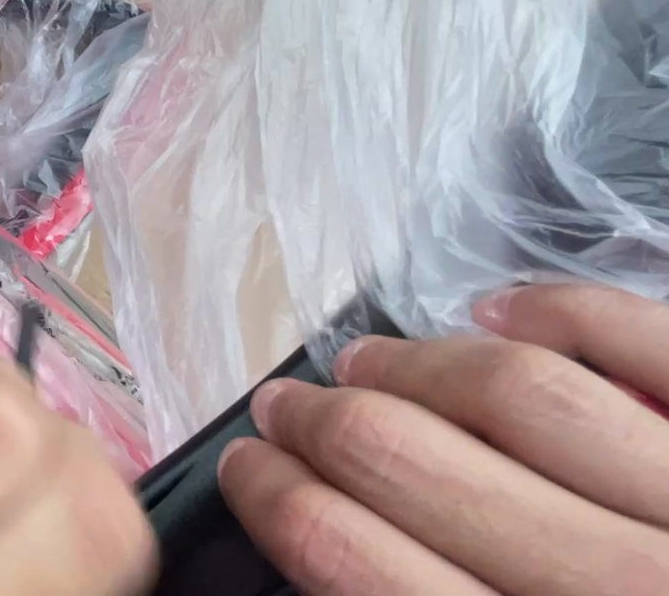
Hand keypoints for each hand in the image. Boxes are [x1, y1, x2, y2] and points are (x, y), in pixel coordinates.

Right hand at [220, 282, 668, 594]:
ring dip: (405, 363)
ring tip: (373, 365)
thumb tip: (307, 534)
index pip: (339, 547)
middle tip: (288, 409)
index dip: (264, 492)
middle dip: (309, 418)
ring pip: (504, 386)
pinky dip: (558, 309)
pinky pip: (643, 339)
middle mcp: (625, 588)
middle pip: (395, 452)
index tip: (248, 467)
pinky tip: (505, 318)